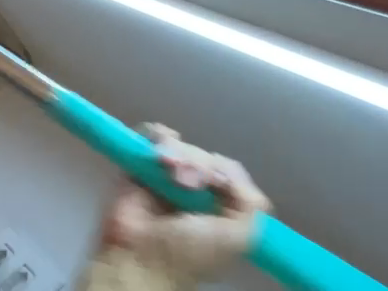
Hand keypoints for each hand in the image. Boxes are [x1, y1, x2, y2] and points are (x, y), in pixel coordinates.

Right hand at [102, 125, 269, 276]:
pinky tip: (157, 149)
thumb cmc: (191, 250)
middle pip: (202, 156)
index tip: (216, 182)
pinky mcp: (137, 165)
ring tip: (167, 166)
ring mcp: (164, 175)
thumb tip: (225, 163)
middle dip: (198, 163)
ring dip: (176, 152)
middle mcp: (193, 188)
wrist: (143, 253)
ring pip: (178, 145)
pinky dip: (155, 135)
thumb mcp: (237, 237)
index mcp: (219, 205)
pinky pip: (148, 137)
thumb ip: (250, 204)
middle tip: (188, 182)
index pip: (227, 172)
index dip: (223, 170)